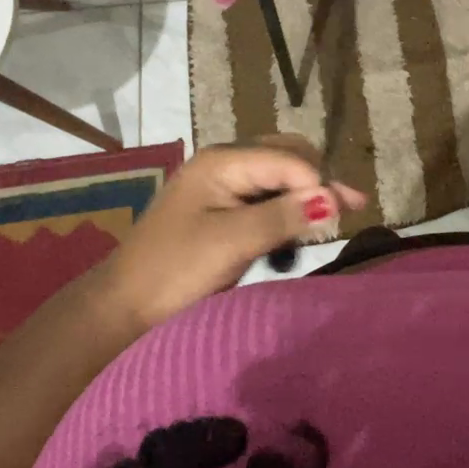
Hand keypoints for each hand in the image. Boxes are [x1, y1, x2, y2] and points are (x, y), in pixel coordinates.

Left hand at [94, 136, 367, 328]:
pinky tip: (302, 227)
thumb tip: (335, 197)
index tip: (348, 214)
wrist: (120, 311)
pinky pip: (265, 197)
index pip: (289, 159)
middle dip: (317, 180)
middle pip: (287, 156)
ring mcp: (220, 187)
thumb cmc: (174, 272)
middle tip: (348, 211)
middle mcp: (223, 164)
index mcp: (222, 162)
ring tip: (332, 219)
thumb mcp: (233, 242)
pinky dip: (287, 208)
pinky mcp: (220, 211)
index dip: (319, 183)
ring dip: (304, 194)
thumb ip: (284, 215)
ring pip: (278, 176)